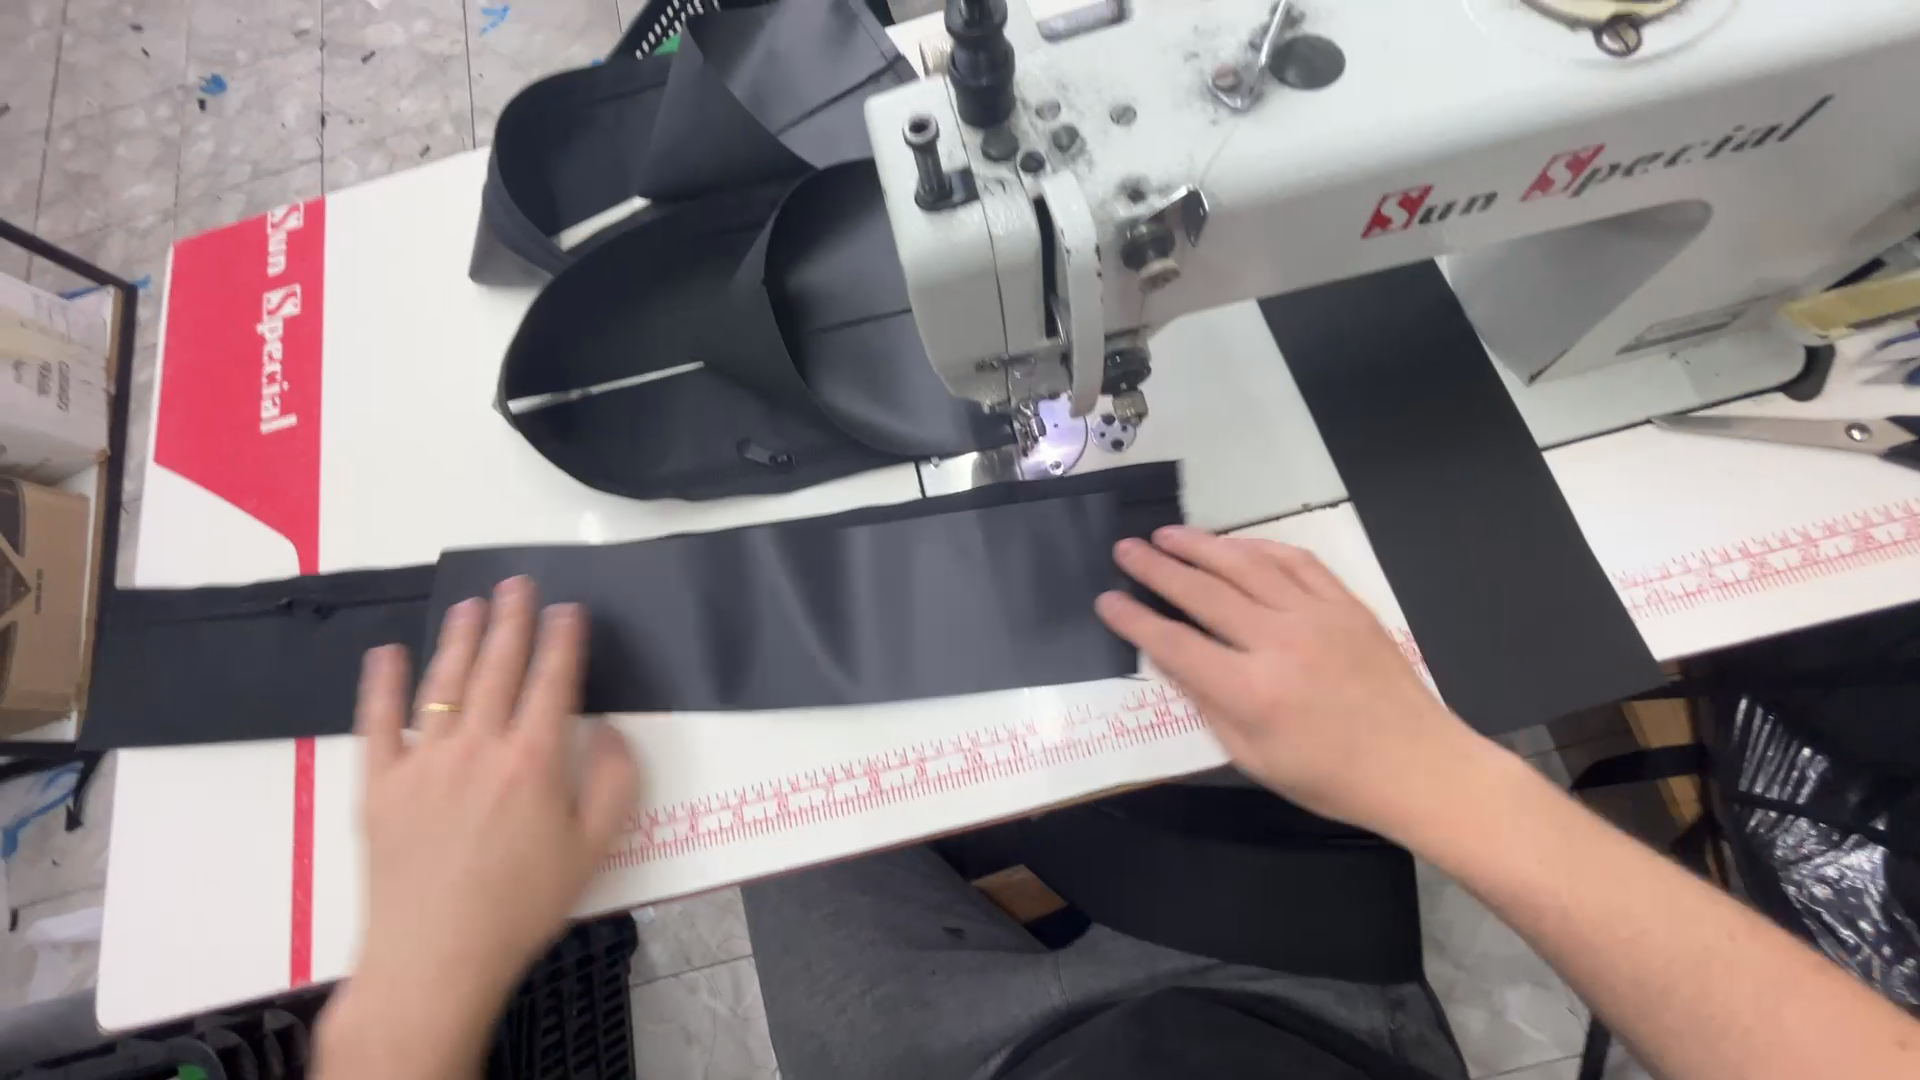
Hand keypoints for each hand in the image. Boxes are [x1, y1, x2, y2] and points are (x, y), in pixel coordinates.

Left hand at [318, 578, 637, 1078]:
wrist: (435, 961)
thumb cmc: (526, 902)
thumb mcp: (597, 846)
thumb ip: (616, 780)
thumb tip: (612, 727)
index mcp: (535, 760)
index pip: (553, 681)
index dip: (563, 640)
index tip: (568, 607)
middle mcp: (479, 748)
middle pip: (498, 668)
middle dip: (512, 620)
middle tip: (517, 582)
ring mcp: (423, 763)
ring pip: (444, 685)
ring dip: (459, 638)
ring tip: (471, 602)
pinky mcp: (379, 787)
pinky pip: (378, 724)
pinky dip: (382, 685)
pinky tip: (389, 652)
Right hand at [1095, 527, 1488, 837]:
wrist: (1418, 767)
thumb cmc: (1327, 776)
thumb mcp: (1250, 756)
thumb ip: (1205, 702)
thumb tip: (1167, 656)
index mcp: (1251, 691)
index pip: (1175, 644)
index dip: (1134, 620)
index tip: (1106, 600)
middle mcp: (1279, 642)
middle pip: (1203, 592)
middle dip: (1156, 568)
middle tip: (1125, 549)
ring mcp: (1316, 617)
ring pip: (1245, 565)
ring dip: (1199, 545)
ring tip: (1165, 534)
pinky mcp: (1345, 605)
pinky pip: (1294, 562)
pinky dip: (1257, 547)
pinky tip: (1232, 544)